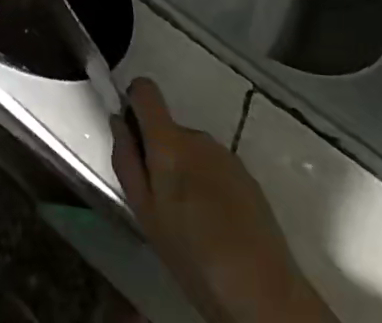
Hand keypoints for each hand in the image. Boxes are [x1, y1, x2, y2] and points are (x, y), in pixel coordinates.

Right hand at [112, 80, 332, 322]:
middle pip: (167, 127)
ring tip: (186, 218)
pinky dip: (205, 183)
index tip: (130, 132)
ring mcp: (226, 155)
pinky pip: (213, 166)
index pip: (145, 90)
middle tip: (157, 199)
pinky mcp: (247, 176)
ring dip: (183, 170)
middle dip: (157, 151)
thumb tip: (118, 120)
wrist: (263, 292)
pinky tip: (212, 223)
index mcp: (169, 142)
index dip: (133, 100)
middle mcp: (198, 137)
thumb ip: (126, 159)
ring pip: (191, 149)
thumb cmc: (191, 253)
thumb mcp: (143, 211)